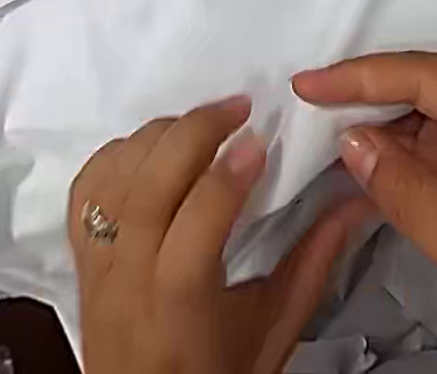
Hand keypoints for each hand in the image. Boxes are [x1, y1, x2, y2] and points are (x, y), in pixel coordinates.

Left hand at [69, 96, 366, 373]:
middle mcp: (128, 279)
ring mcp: (97, 263)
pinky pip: (88, 184)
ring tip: (203, 121)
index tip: (259, 140)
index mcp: (180, 307)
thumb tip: (355, 200)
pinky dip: (121, 150)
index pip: (196, 226)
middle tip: (237, 108)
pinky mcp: (80, 252)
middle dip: (194, 131)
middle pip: (148, 187)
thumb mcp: (274, 329)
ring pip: (115, 175)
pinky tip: (156, 146)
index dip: (228, 176)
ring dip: (162, 132)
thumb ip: (315, 261)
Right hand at [291, 50, 436, 359]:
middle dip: (358, 86)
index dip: (360, 78)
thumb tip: (349, 143)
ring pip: (411, 98)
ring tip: (314, 122)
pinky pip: (417, 126)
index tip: (306, 85)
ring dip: (366, 112)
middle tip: (301, 98)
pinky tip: (352, 149)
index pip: (424, 76)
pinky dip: (383, 138)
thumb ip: (414, 196)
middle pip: (415, 75)